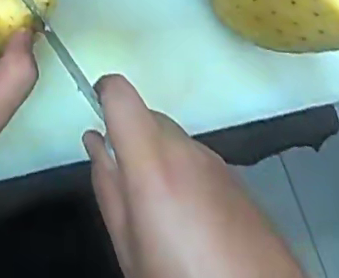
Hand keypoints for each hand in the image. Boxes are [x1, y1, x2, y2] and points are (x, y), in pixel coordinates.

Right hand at [84, 76, 305, 277]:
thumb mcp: (128, 246)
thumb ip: (107, 185)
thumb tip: (96, 142)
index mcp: (152, 161)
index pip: (121, 94)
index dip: (104, 94)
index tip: (97, 114)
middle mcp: (186, 150)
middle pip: (149, 118)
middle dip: (132, 138)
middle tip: (129, 187)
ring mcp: (219, 165)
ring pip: (175, 142)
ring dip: (162, 161)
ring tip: (166, 218)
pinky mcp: (242, 185)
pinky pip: (200, 164)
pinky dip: (189, 179)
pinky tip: (198, 229)